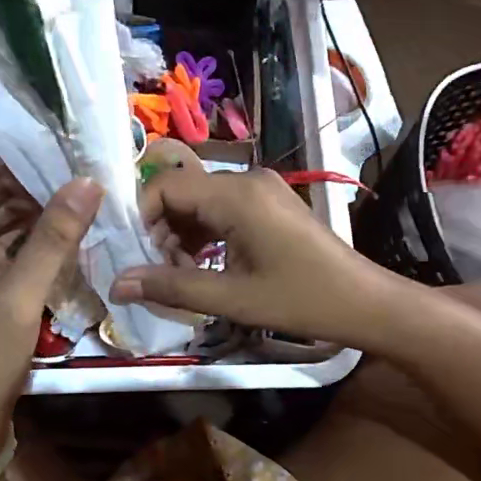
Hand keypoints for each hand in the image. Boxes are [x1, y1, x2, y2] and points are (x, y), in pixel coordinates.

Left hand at [0, 141, 101, 458]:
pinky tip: (72, 218)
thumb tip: (90, 181)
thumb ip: (53, 237)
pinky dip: (37, 228)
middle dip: (26, 175)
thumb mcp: (17, 296)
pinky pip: (9, 234)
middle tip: (78, 164)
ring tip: (82, 186)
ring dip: (37, 200)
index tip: (51, 147)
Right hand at [112, 167, 408, 349]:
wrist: (363, 301)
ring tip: (185, 275)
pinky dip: (207, 234)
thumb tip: (117, 284)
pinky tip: (207, 266)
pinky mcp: (271, 203)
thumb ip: (171, 286)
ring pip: (202, 202)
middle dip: (163, 231)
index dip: (142, 218)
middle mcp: (246, 180)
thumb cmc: (300, 299)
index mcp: (236, 194)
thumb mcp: (232, 297)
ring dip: (184, 235)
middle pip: (182, 192)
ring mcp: (262, 189)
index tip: (137, 258)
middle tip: (162, 273)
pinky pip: (224, 209)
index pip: (165, 185)